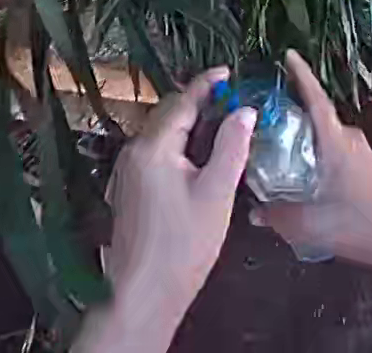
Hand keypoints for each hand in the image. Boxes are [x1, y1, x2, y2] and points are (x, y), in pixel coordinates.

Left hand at [91, 68, 254, 340]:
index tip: (228, 71)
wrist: (140, 299)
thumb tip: (245, 110)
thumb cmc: (183, 245)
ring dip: (188, 122)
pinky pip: (155, 150)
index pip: (183, 101)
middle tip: (230, 99)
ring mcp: (126, 171)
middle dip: (198, 101)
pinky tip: (196, 155)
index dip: (207, 83)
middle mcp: (134, 151)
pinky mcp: (127, 188)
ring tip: (219, 123)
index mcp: (154, 146)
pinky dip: (177, 141)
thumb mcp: (216, 192)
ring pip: (161, 131)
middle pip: (169, 112)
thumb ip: (232, 145)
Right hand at [252, 51, 371, 275]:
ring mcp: (357, 148)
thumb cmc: (360, 224)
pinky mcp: (361, 162)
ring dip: (301, 133)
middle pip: (314, 114)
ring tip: (273, 141)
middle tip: (262, 111)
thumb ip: (278, 216)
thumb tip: (253, 212)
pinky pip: (331, 145)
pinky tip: (298, 167)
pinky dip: (313, 149)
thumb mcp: (311, 225)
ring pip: (322, 132)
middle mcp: (347, 137)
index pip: (316, 99)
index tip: (288, 54)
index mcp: (335, 140)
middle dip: (290, 109)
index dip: (301, 75)